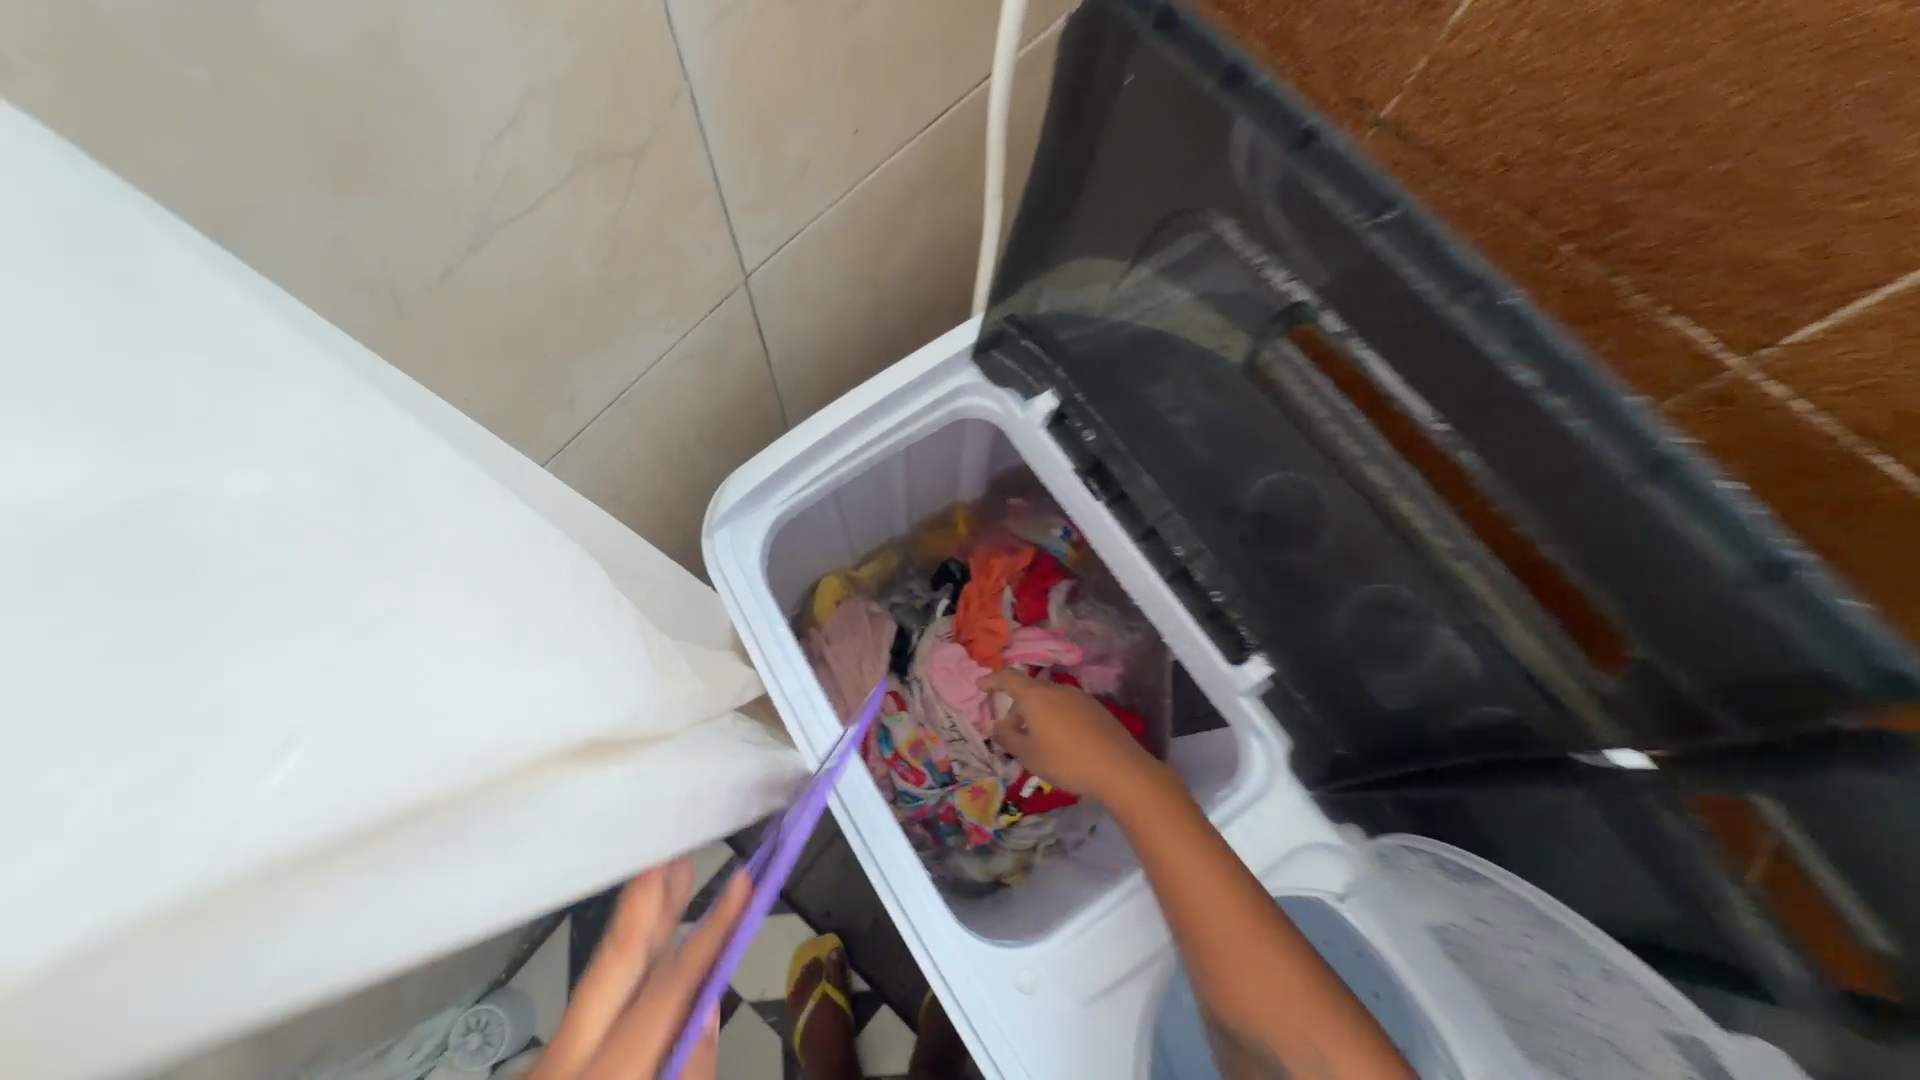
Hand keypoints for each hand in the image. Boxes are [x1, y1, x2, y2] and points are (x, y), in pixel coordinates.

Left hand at [528, 859, 748, 1079]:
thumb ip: (692, 1072)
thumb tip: (706, 1005)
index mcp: (601, 1078)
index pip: (665, 991)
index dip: (707, 935)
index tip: (740, 883)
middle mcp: (561, 1062)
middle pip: (611, 968)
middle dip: (646, 904)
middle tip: (677, 853)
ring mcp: (547, 1065)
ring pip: (600, 982)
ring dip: (639, 928)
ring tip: (667, 877)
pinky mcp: (549, 1070)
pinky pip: (596, 1007)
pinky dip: (628, 971)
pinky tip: (653, 949)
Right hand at [980, 669, 1161, 801]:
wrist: (1119, 768)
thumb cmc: (1065, 761)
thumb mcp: (1028, 755)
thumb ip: (1007, 738)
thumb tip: (997, 725)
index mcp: (1035, 696)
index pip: (1008, 678)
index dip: (992, 680)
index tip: (980, 685)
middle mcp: (1057, 689)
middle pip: (1029, 692)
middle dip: (1016, 710)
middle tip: (1012, 736)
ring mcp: (1079, 697)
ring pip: (1049, 700)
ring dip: (1037, 716)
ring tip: (1037, 743)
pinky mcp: (1096, 709)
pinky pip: (1066, 708)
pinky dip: (1055, 718)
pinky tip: (1061, 743)